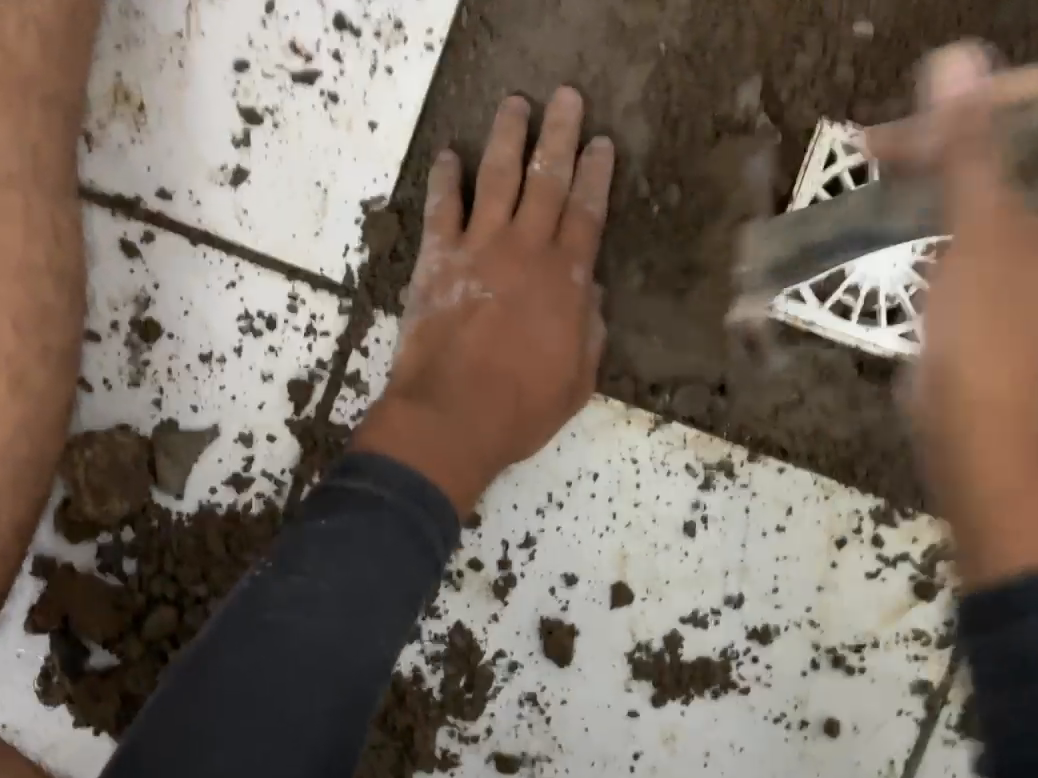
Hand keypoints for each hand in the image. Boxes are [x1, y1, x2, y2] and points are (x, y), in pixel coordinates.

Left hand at [353, 88, 614, 517]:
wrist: (451, 417)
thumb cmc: (521, 410)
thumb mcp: (577, 382)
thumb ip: (590, 333)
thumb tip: (592, 295)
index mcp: (566, 282)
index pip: (586, 214)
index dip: (596, 176)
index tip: (601, 144)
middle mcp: (526, 252)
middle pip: (547, 180)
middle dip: (560, 136)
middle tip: (567, 99)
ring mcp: (478, 250)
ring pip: (497, 178)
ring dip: (507, 138)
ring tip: (515, 105)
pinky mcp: (437, 260)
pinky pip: (442, 207)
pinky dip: (446, 179)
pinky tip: (450, 156)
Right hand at [868, 46, 1037, 586]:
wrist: (971, 435)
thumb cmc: (988, 340)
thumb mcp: (979, 234)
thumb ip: (969, 147)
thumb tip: (955, 58)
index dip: (1003, 97)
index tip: (940, 117)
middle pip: (1020, 136)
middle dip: (951, 131)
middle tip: (882, 142)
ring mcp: (1030, 242)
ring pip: (985, 174)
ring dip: (932, 163)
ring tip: (872, 162)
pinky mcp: (990, 273)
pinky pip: (963, 213)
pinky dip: (926, 201)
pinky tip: (886, 202)